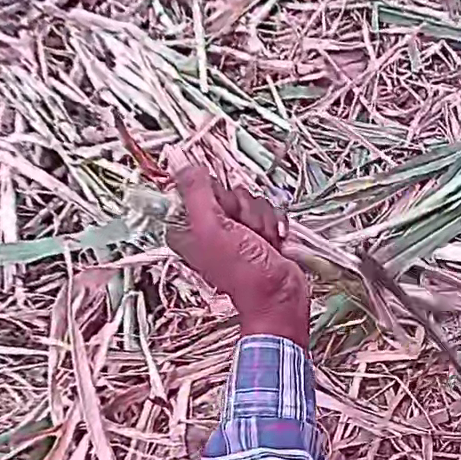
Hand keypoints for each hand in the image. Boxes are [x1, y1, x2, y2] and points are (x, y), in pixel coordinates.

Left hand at [167, 159, 309, 343]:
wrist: (279, 297)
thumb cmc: (245, 275)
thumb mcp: (211, 228)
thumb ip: (195, 192)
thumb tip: (181, 162)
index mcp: (188, 227)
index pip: (200, 186)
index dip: (216, 196)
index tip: (224, 214)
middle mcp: (210, 228)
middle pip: (229, 192)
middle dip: (244, 209)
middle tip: (245, 233)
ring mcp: (236, 232)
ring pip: (252, 201)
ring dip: (261, 220)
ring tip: (260, 243)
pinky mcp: (259, 235)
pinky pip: (268, 212)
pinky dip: (274, 226)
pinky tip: (272, 243)